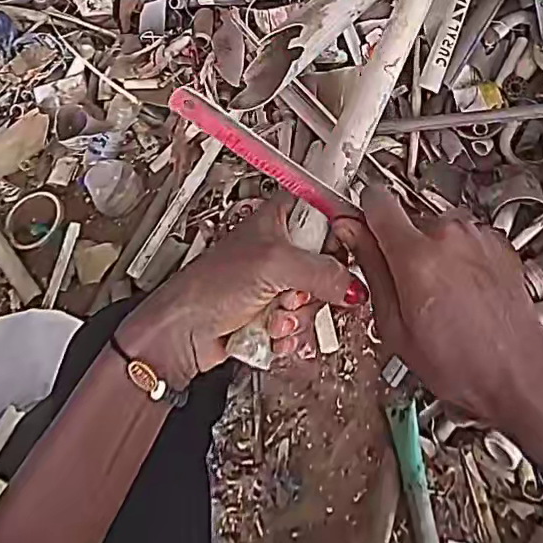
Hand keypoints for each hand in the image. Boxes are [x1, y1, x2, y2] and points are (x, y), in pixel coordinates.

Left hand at [114, 194, 366, 388]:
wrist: (182, 332)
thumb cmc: (210, 284)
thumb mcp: (273, 265)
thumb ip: (322, 272)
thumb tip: (356, 284)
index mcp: (284, 214)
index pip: (333, 211)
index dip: (347, 231)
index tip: (359, 246)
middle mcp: (287, 244)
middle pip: (335, 260)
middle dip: (320, 286)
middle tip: (299, 288)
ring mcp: (284, 279)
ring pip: (323, 296)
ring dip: (300, 314)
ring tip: (275, 312)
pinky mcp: (280, 309)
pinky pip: (307, 321)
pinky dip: (292, 331)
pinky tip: (271, 330)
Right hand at [332, 183, 542, 428]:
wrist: (521, 373)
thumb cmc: (462, 363)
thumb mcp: (395, 326)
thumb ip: (370, 267)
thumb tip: (352, 232)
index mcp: (415, 255)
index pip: (376, 200)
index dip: (364, 214)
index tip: (362, 228)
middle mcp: (448, 234)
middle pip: (406, 218)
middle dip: (400, 244)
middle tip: (406, 286)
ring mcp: (476, 235)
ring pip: (436, 227)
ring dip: (432, 250)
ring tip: (441, 293)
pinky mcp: (496, 241)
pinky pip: (463, 236)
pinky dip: (459, 255)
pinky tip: (463, 290)